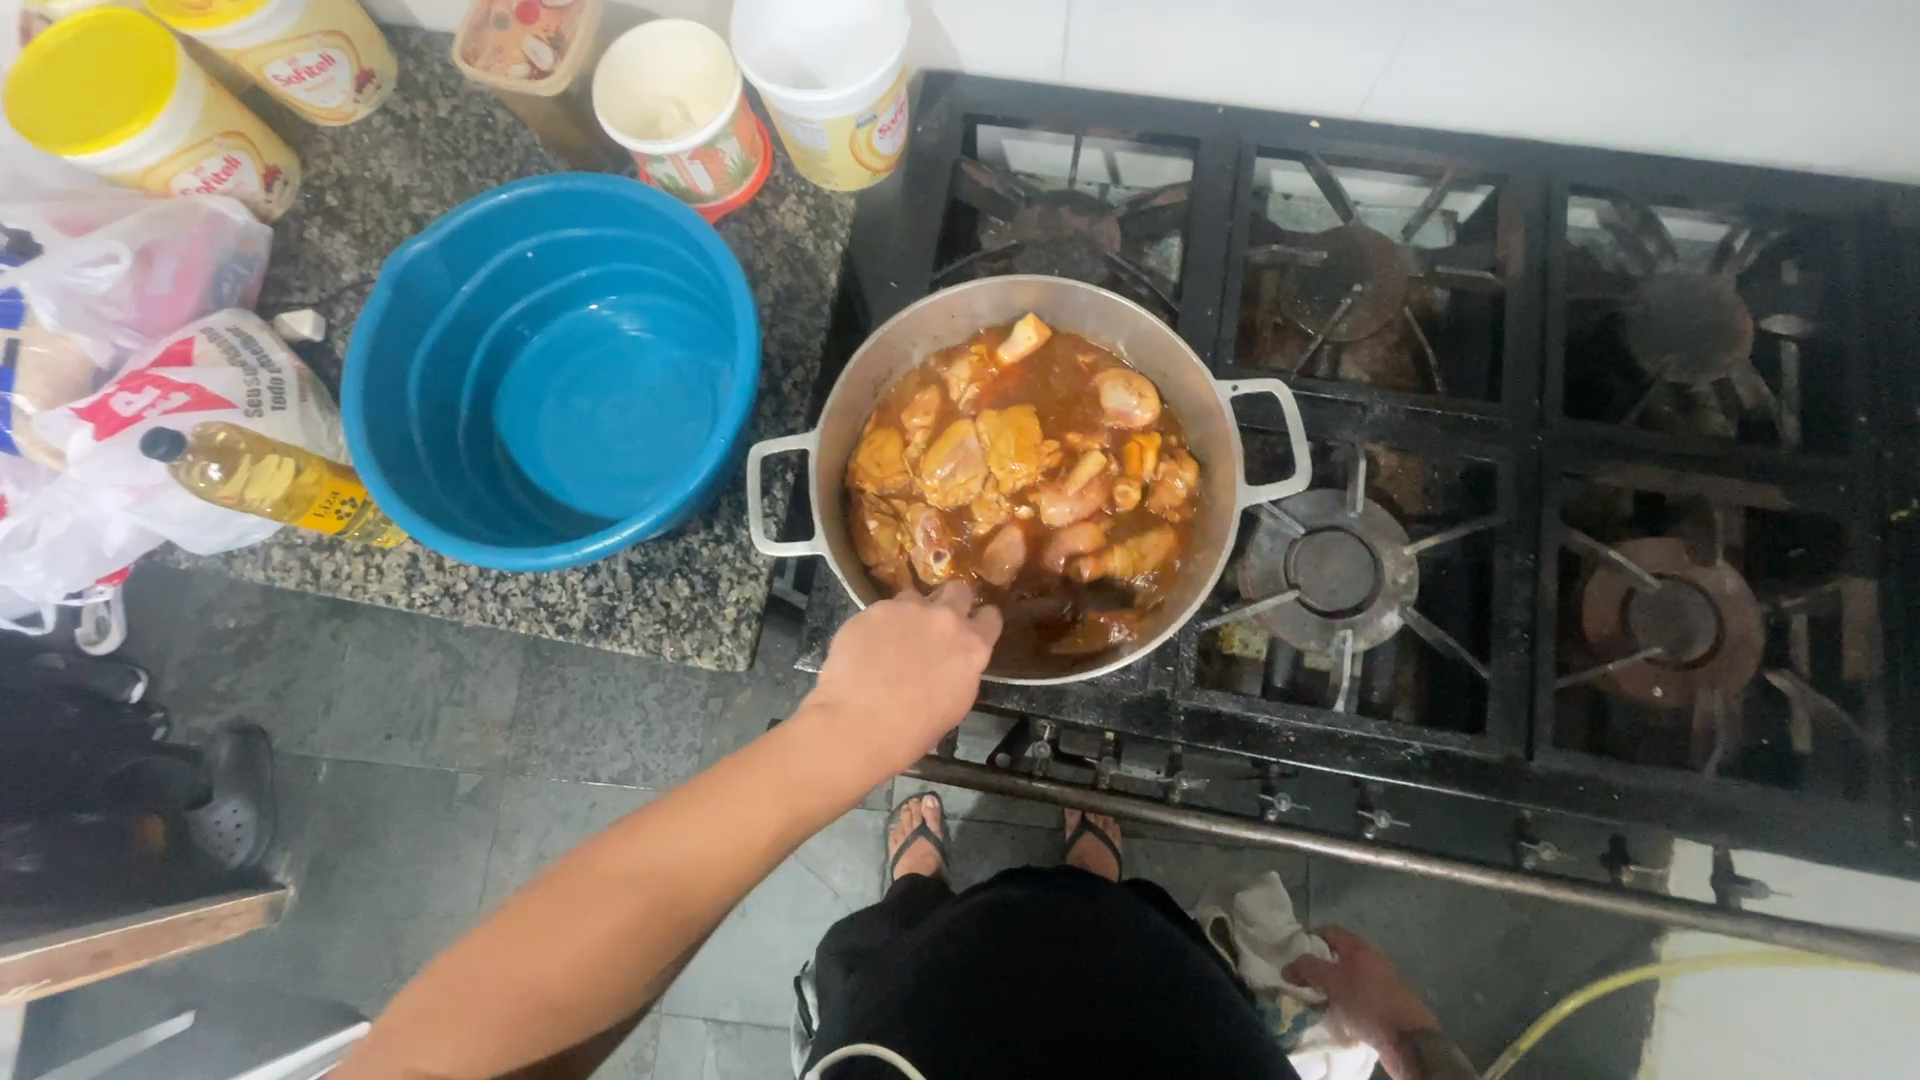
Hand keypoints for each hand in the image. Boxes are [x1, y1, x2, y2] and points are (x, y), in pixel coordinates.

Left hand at [803, 581, 1002, 774]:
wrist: (862, 722)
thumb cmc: (915, 728)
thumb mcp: (957, 701)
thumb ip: (962, 668)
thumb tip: (953, 658)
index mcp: (972, 646)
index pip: (990, 617)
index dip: (981, 621)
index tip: (972, 626)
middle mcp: (945, 618)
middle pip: (958, 590)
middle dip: (951, 601)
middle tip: (936, 621)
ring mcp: (909, 609)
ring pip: (914, 596)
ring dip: (910, 612)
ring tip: (892, 637)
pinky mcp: (875, 609)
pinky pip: (881, 610)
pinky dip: (878, 624)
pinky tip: (866, 647)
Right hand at [1284, 927, 1445, 1078]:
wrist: (1409, 1040)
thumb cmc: (1367, 1002)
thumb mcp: (1331, 981)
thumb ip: (1307, 969)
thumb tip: (1287, 967)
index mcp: (1359, 948)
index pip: (1330, 931)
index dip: (1311, 937)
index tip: (1295, 951)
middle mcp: (1373, 960)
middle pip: (1340, 956)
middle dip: (1321, 966)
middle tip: (1303, 978)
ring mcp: (1384, 984)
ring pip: (1350, 979)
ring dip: (1334, 987)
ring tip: (1318, 1000)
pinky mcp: (1389, 1007)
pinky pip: (1361, 999)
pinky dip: (1348, 1004)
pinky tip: (1340, 1016)